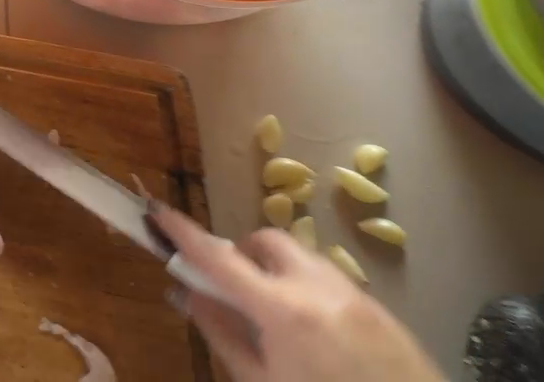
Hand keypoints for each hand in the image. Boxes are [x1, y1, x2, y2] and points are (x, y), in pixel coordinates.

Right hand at [153, 208, 443, 381]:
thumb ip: (221, 333)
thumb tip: (186, 292)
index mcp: (281, 310)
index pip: (217, 257)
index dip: (182, 231)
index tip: (157, 210)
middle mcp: (318, 290)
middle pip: (266, 241)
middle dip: (245, 253)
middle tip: (240, 288)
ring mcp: (357, 299)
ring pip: (304, 258)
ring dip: (280, 270)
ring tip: (282, 312)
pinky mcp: (385, 314)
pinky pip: (334, 283)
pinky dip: (312, 290)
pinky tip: (320, 333)